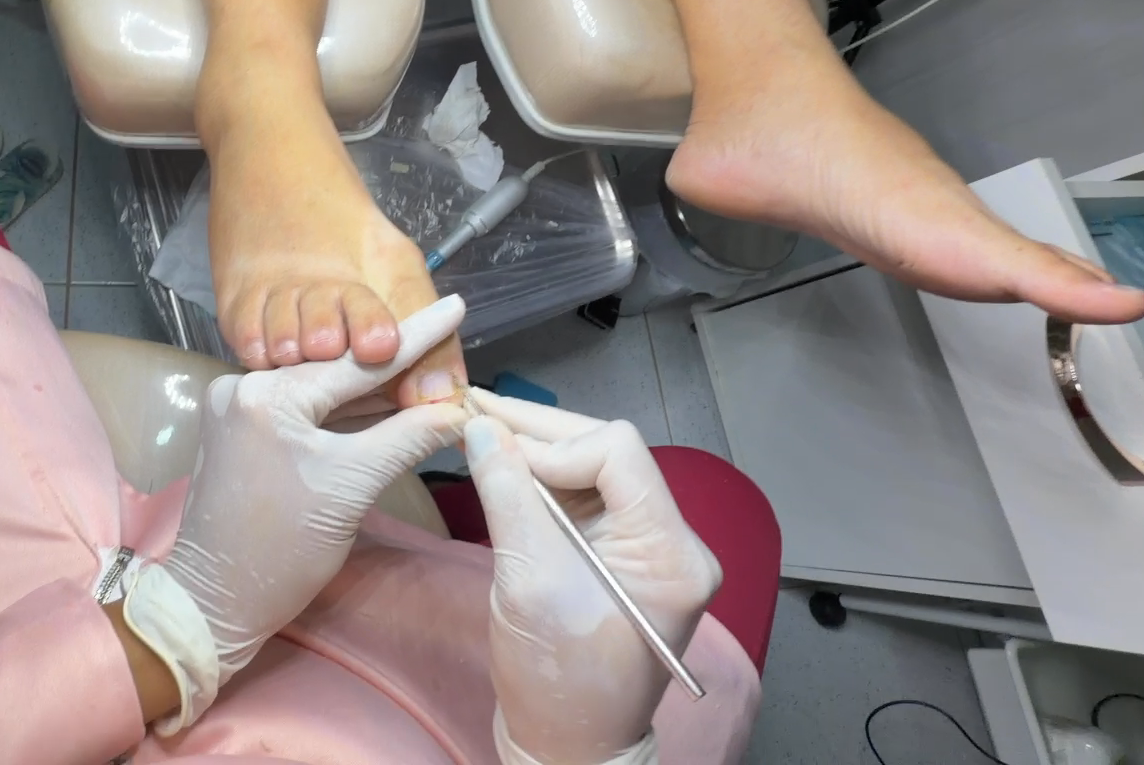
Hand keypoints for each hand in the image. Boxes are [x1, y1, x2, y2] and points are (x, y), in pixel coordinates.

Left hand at [162, 296, 471, 690]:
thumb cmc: (284, 550)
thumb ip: (408, 437)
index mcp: (265, 393)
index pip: (357, 363)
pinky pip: (304, 409)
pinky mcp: (241, 426)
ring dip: (371, 390)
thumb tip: (459, 410)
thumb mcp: (352, 487)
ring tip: (427, 370)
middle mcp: (243, 383)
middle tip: (448, 339)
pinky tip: (386, 400)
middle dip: (394, 364)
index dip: (415, 337)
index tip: (455, 305)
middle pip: (336, 371)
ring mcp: (238, 404)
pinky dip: (343, 411)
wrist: (215, 604)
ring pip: (321, 390)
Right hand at [465, 391, 720, 764]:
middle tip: (473, 411)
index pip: (618, 451)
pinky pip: (578, 487)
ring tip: (479, 430)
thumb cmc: (557, 675)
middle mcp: (668, 535)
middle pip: (603, 448)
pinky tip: (499, 461)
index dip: (557, 446)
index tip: (505, 461)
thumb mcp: (528, 580)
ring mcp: (643, 539)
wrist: (567, 743)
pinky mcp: (616, 545)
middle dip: (537, 433)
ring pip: (587, 461)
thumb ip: (506, 494)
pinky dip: (536, 471)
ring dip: (532, 446)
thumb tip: (477, 425)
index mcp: (669, 549)